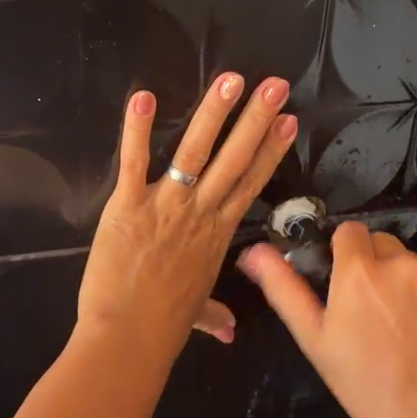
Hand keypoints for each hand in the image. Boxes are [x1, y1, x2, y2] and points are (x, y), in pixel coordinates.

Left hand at [76, 73, 296, 354]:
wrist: (128, 338)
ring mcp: (166, 205)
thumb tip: (229, 332)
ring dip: (214, 113)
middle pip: (235, 158)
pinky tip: (143, 97)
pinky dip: (137, 130)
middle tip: (275, 84)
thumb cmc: (163, 327)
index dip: (272, 149)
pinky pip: (134, 161)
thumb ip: (214, 315)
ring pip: (196, 152)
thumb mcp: (196, 315)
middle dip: (257, 118)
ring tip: (231, 79)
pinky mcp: (129, 205)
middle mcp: (200, 212)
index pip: (251, 182)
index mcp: (217, 233)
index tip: (289, 121)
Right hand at [237, 223, 416, 417]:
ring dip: (401, 283)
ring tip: (399, 330)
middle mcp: (401, 263)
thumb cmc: (365, 385)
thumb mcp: (314, 340)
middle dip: (371, 266)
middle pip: (380, 244)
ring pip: (410, 265)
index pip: (348, 231)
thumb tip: (252, 252)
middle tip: (367, 312)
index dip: (341, 253)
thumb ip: (283, 288)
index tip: (341, 285)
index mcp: (359, 271)